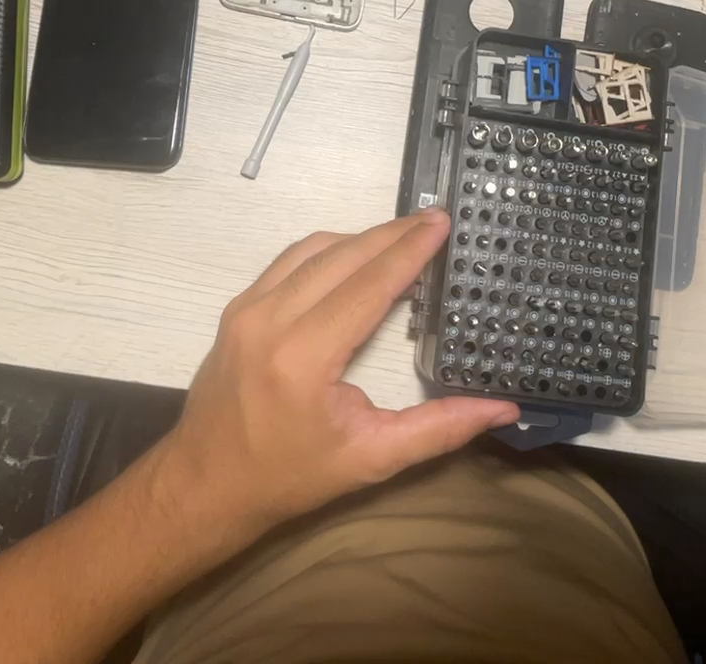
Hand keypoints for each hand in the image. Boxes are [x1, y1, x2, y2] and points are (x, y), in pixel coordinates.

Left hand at [148, 209, 518, 535]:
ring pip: (313, 249)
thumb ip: (438, 429)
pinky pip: (289, 260)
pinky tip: (355, 254)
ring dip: (360, 237)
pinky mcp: (237, 307)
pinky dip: (329, 248)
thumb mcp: (369, 459)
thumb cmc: (289, 476)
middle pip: (343, 256)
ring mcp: (247, 307)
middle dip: (392, 233)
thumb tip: (502, 409)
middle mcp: (270, 319)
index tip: (441, 223)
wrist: (203, 485)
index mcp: (303, 357)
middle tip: (433, 219)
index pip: (368, 286)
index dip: (409, 251)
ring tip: (402, 235)